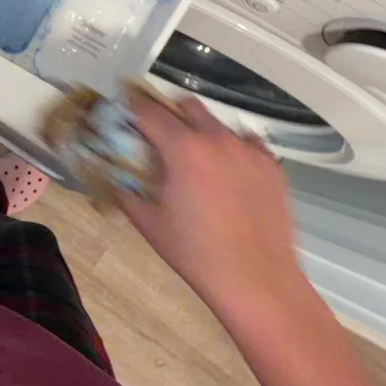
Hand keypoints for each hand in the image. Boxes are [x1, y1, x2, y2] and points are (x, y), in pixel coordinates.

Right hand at [117, 94, 304, 311]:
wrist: (256, 279)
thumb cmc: (194, 252)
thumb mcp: (147, 221)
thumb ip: (125, 190)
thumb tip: (112, 174)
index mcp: (183, 148)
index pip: (148, 111)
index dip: (131, 110)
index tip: (123, 116)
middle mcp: (218, 139)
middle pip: (187, 106)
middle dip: (169, 114)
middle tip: (159, 138)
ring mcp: (250, 151)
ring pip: (219, 124)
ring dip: (201, 132)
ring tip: (196, 161)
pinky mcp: (273, 167)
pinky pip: (248, 144)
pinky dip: (232, 150)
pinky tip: (227, 175)